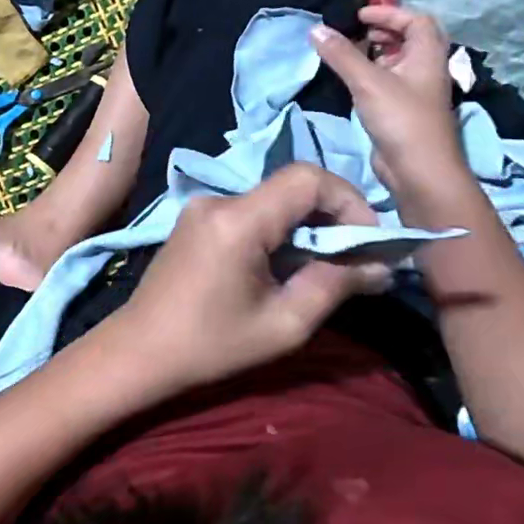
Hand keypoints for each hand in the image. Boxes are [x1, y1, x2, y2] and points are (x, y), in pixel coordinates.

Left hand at [112, 164, 390, 393]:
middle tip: (354, 263)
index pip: (307, 177)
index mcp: (236, 219)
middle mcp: (216, 201)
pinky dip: (277, 232)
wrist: (141, 346)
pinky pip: (249, 212)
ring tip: (322, 270)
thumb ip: (336, 283)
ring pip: (271, 200)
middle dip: (332, 219)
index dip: (349, 201)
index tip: (367, 244)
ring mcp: (200, 209)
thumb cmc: (211, 342)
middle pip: (290, 187)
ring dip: (305, 228)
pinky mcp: (194, 222)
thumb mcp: (285, 322)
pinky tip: (284, 267)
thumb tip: (381, 264)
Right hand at [310, 5, 462, 193]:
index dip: (389, 13)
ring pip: (398, 59)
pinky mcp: (402, 107)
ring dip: (375, 51)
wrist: (417, 167)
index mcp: (427, 57)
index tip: (358, 16)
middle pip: (410, 38)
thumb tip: (316, 29)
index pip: (417, 21)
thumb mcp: (367, 82)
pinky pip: (388, 78)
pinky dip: (371, 71)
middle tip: (352, 32)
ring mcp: (415, 89)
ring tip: (347, 53)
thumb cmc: (400, 118)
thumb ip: (341, 55)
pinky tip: (351, 79)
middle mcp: (426, 69)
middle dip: (382, 30)